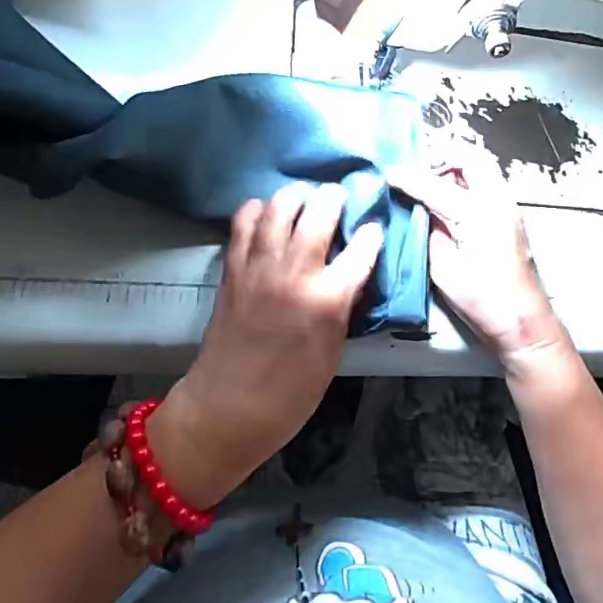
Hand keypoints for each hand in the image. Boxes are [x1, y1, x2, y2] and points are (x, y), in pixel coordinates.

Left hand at [151, 183, 383, 505]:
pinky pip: (243, 223)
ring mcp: (259, 267)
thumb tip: (350, 275)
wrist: (229, 407)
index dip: (371, 234)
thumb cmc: (291, 393)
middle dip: (335, 198)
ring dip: (296, 195)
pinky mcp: (233, 269)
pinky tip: (265, 211)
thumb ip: (343, 305)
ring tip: (306, 196)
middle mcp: (294, 273)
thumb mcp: (334, 351)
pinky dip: (256, 209)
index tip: (373, 227)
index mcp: (327, 299)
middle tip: (340, 196)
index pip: (360, 249)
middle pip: (319, 213)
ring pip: (278, 208)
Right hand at [389, 153, 569, 369]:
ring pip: (482, 167)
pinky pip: (487, 184)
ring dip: (456, 168)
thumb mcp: (443, 267)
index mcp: (477, 211)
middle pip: (470, 157)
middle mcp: (497, 199)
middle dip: (441, 156)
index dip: (406, 177)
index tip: (386, 173)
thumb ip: (430, 231)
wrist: (524, 322)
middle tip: (418, 170)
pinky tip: (448, 200)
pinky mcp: (511, 218)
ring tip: (430, 183)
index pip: (433, 184)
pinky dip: (466, 181)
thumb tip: (422, 211)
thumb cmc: (482, 300)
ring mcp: (508, 207)